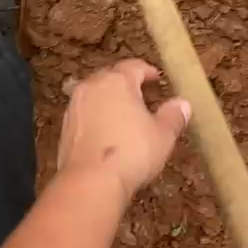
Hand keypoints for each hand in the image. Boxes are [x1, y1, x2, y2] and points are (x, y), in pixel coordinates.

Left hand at [54, 59, 189, 198]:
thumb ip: (173, 116)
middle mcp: (92, 86)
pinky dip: (95, 114)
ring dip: (107, 98)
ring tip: (122, 111)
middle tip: (139, 92)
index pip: (133, 67)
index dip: (147, 70)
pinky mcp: (65, 125)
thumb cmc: (132, 152)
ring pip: (94, 92)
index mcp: (117, 81)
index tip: (156, 77)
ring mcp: (75, 104)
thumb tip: (183, 103)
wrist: (90, 180)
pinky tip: (104, 129)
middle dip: (125, 81)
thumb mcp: (162, 135)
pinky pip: (84, 112)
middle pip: (110, 76)